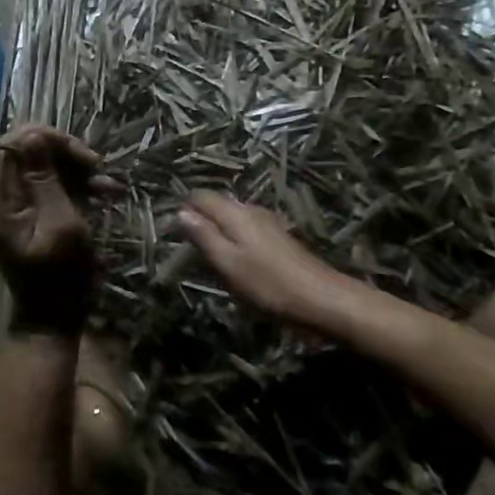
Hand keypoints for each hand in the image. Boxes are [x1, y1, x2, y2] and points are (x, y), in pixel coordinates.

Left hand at [0, 125, 118, 332]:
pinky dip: (74, 186)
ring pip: (41, 168)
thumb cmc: (61, 276)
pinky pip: (48, 186)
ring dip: (75, 171)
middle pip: (26, 154)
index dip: (45, 139)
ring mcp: (11, 207)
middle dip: (65, 155)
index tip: (81, 153)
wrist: (54, 319)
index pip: (11, 148)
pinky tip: (102, 193)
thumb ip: (46, 180)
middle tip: (97, 167)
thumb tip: (32, 135)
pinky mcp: (26, 213)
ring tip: (107, 185)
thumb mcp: (60, 224)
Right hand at [177, 192, 360, 325]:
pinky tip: (235, 264)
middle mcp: (251, 210)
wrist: (321, 299)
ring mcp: (267, 223)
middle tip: (188, 251)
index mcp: (235, 212)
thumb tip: (181, 212)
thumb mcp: (227, 262)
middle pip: (217, 205)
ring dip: (217, 233)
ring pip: (231, 219)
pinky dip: (234, 242)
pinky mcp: (277, 239)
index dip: (184, 210)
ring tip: (208, 260)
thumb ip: (203, 235)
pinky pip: (246, 231)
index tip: (174, 234)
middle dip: (200, 221)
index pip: (201, 196)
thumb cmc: (268, 283)